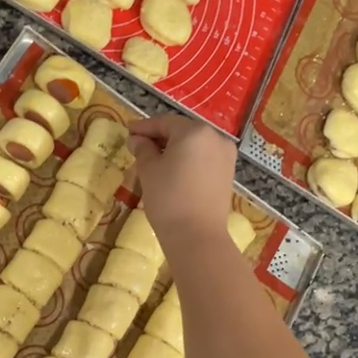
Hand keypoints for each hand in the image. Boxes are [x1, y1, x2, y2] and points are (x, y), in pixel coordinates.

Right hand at [128, 114, 237, 250]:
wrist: (197, 235)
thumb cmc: (168, 198)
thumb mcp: (149, 171)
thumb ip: (143, 150)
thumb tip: (137, 140)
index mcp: (195, 131)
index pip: (165, 122)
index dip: (145, 127)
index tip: (129, 131)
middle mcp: (215, 137)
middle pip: (182, 131)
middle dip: (160, 137)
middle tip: (139, 145)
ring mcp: (225, 155)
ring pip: (195, 144)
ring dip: (175, 148)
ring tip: (154, 159)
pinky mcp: (228, 173)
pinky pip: (204, 158)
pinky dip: (188, 159)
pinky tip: (173, 170)